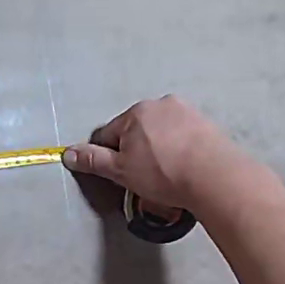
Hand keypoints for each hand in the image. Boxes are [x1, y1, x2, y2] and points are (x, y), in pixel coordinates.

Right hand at [62, 95, 250, 210]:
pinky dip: (180, 150)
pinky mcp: (207, 124)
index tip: (121, 174)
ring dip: (159, 150)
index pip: (108, 134)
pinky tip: (184, 169)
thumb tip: (69, 153)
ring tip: (168, 175)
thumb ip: (93, 160)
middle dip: (136, 152)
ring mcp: (187, 112)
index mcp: (136, 113)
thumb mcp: (121, 171)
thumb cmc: (166, 173)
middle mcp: (161, 105)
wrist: (215, 178)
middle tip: (145, 177)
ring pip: (161, 133)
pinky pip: (183, 137)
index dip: (110, 158)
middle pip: (136, 131)